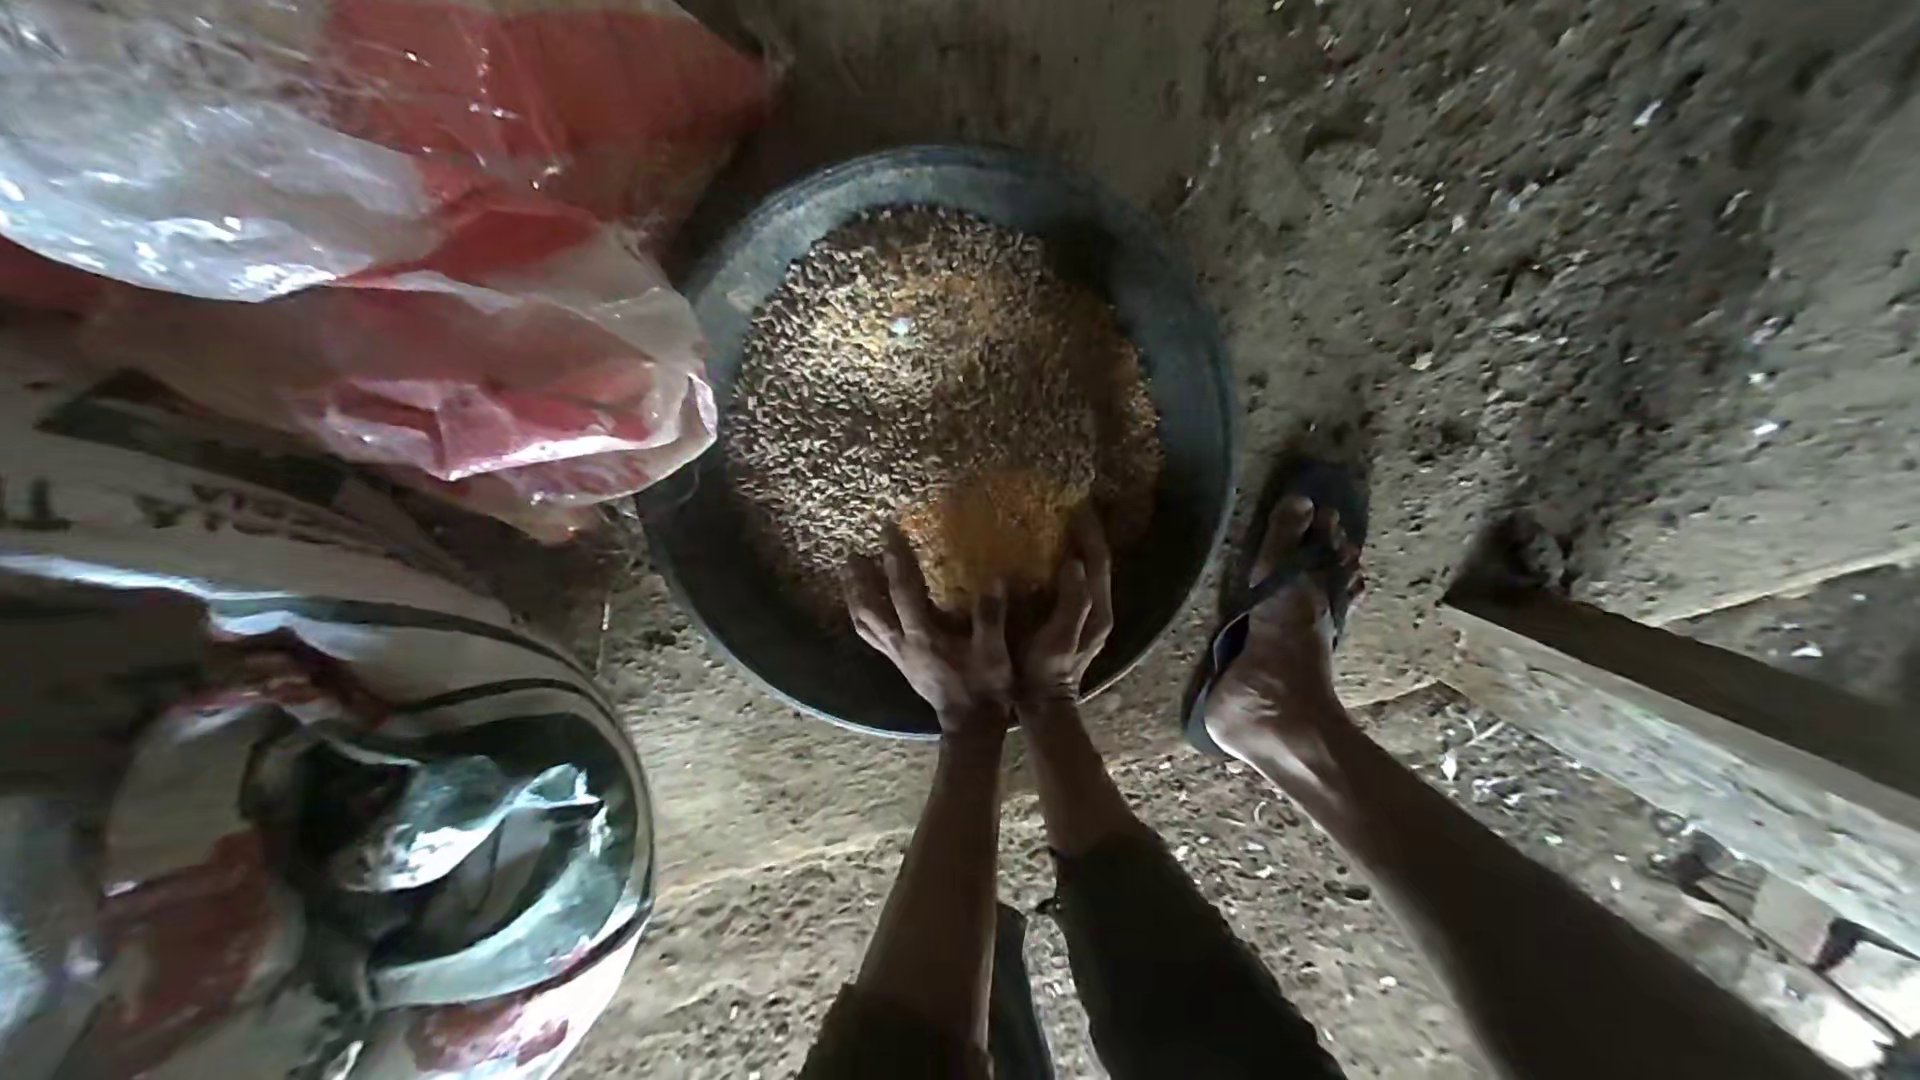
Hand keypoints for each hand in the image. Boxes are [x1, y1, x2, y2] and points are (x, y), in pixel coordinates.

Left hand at [845, 532, 1012, 737]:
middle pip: (868, 609)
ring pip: (864, 625)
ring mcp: (897, 657)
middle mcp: (902, 645)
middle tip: (851, 554)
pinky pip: (872, 637)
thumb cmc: (984, 688)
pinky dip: (864, 618)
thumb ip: (991, 617)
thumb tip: (994, 580)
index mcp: (922, 636)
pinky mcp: (900, 665)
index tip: (887, 532)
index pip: (901, 591)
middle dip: (858, 580)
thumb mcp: (993, 652)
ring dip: (855, 599)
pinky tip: (867, 609)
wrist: (971, 724)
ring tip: (849, 577)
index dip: (894, 560)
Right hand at [1015, 508, 1113, 703]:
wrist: (1042, 704)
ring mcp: (1090, 616)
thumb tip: (1076, 563)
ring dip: (1081, 547)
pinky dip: (1071, 563)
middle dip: (1088, 535)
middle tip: (1070, 508)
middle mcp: (1100, 610)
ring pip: (1091, 572)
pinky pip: (1078, 582)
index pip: (1099, 562)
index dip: (1090, 533)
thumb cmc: (1043, 671)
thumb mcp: (1058, 639)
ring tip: (1063, 524)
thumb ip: (1071, 603)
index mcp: (1097, 610)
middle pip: (1100, 563)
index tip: (1077, 506)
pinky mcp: (1077, 620)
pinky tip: (1054, 556)